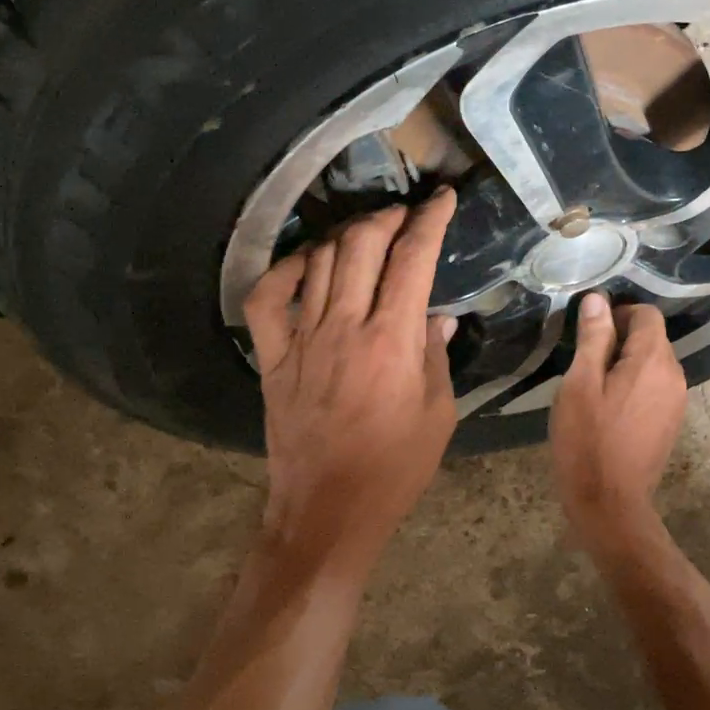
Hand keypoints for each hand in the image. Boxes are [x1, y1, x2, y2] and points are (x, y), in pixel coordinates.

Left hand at [242, 188, 458, 564]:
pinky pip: (266, 300)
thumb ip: (435, 356)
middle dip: (387, 217)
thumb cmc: (396, 467)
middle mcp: (344, 327)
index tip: (443, 199)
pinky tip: (306, 264)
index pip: (413, 260)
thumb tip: (436, 317)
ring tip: (367, 232)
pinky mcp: (273, 359)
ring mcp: (302, 340)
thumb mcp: (438, 413)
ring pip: (318, 262)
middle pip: (361, 246)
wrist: (328, 510)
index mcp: (392, 341)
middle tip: (405, 214)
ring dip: (345, 235)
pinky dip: (284, 270)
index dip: (430, 221)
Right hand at [549, 292, 687, 538]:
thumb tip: (598, 299)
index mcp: (654, 360)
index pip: (647, 314)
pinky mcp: (672, 422)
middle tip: (586, 365)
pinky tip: (610, 410)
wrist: (610, 504)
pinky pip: (655, 387)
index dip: (618, 315)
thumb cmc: (588, 441)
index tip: (589, 335)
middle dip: (621, 341)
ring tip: (595, 390)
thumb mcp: (580, 384)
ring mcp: (677, 401)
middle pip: (652, 338)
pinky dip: (635, 386)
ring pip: (654, 364)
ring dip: (627, 365)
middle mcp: (675, 375)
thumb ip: (593, 338)